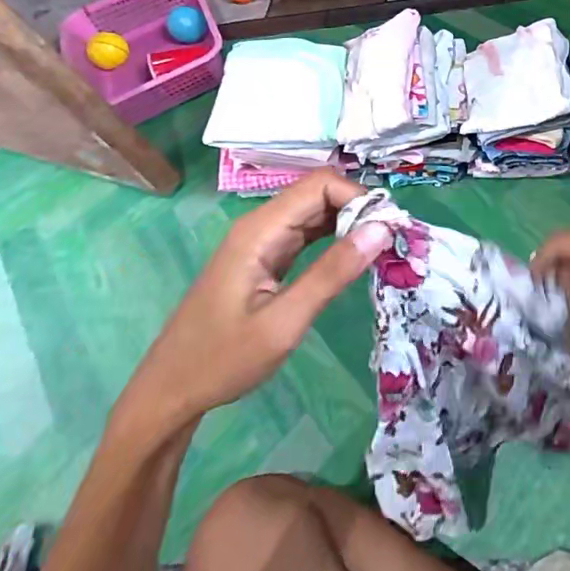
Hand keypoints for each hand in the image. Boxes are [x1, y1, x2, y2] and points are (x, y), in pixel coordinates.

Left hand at [115, 170, 393, 437]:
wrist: (174, 385)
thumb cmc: (224, 358)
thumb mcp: (285, 322)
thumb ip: (332, 273)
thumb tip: (381, 229)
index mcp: (260, 230)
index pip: (320, 185)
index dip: (359, 198)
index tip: (392, 230)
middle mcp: (259, 225)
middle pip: (318, 194)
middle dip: (359, 210)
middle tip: (396, 243)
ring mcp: (260, 241)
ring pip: (313, 214)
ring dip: (349, 225)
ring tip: (384, 251)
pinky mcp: (263, 258)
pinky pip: (304, 235)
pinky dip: (332, 241)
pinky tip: (354, 260)